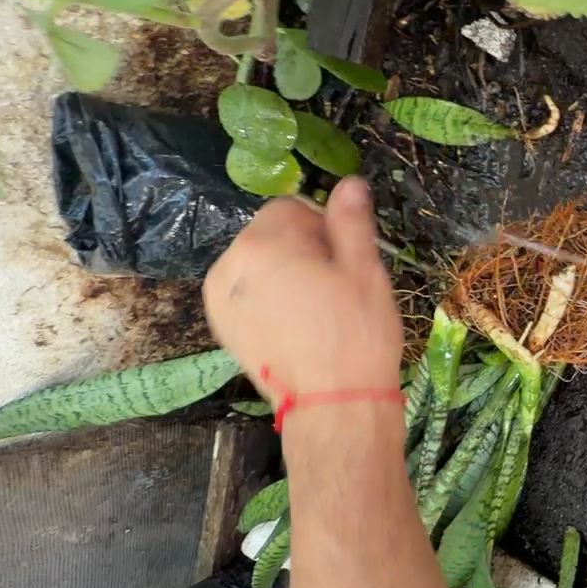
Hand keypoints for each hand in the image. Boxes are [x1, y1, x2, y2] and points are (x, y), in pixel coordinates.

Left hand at [203, 178, 402, 407]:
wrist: (335, 403)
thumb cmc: (358, 335)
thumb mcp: (366, 274)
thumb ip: (352, 224)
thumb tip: (350, 183)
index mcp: (264, 243)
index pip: (291, 208)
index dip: (326, 228)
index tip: (349, 261)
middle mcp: (229, 264)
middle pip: (271, 237)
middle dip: (304, 252)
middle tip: (339, 289)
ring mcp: (220, 299)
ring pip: (259, 269)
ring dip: (287, 277)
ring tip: (320, 312)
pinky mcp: (223, 328)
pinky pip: (249, 297)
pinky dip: (272, 302)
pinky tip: (300, 329)